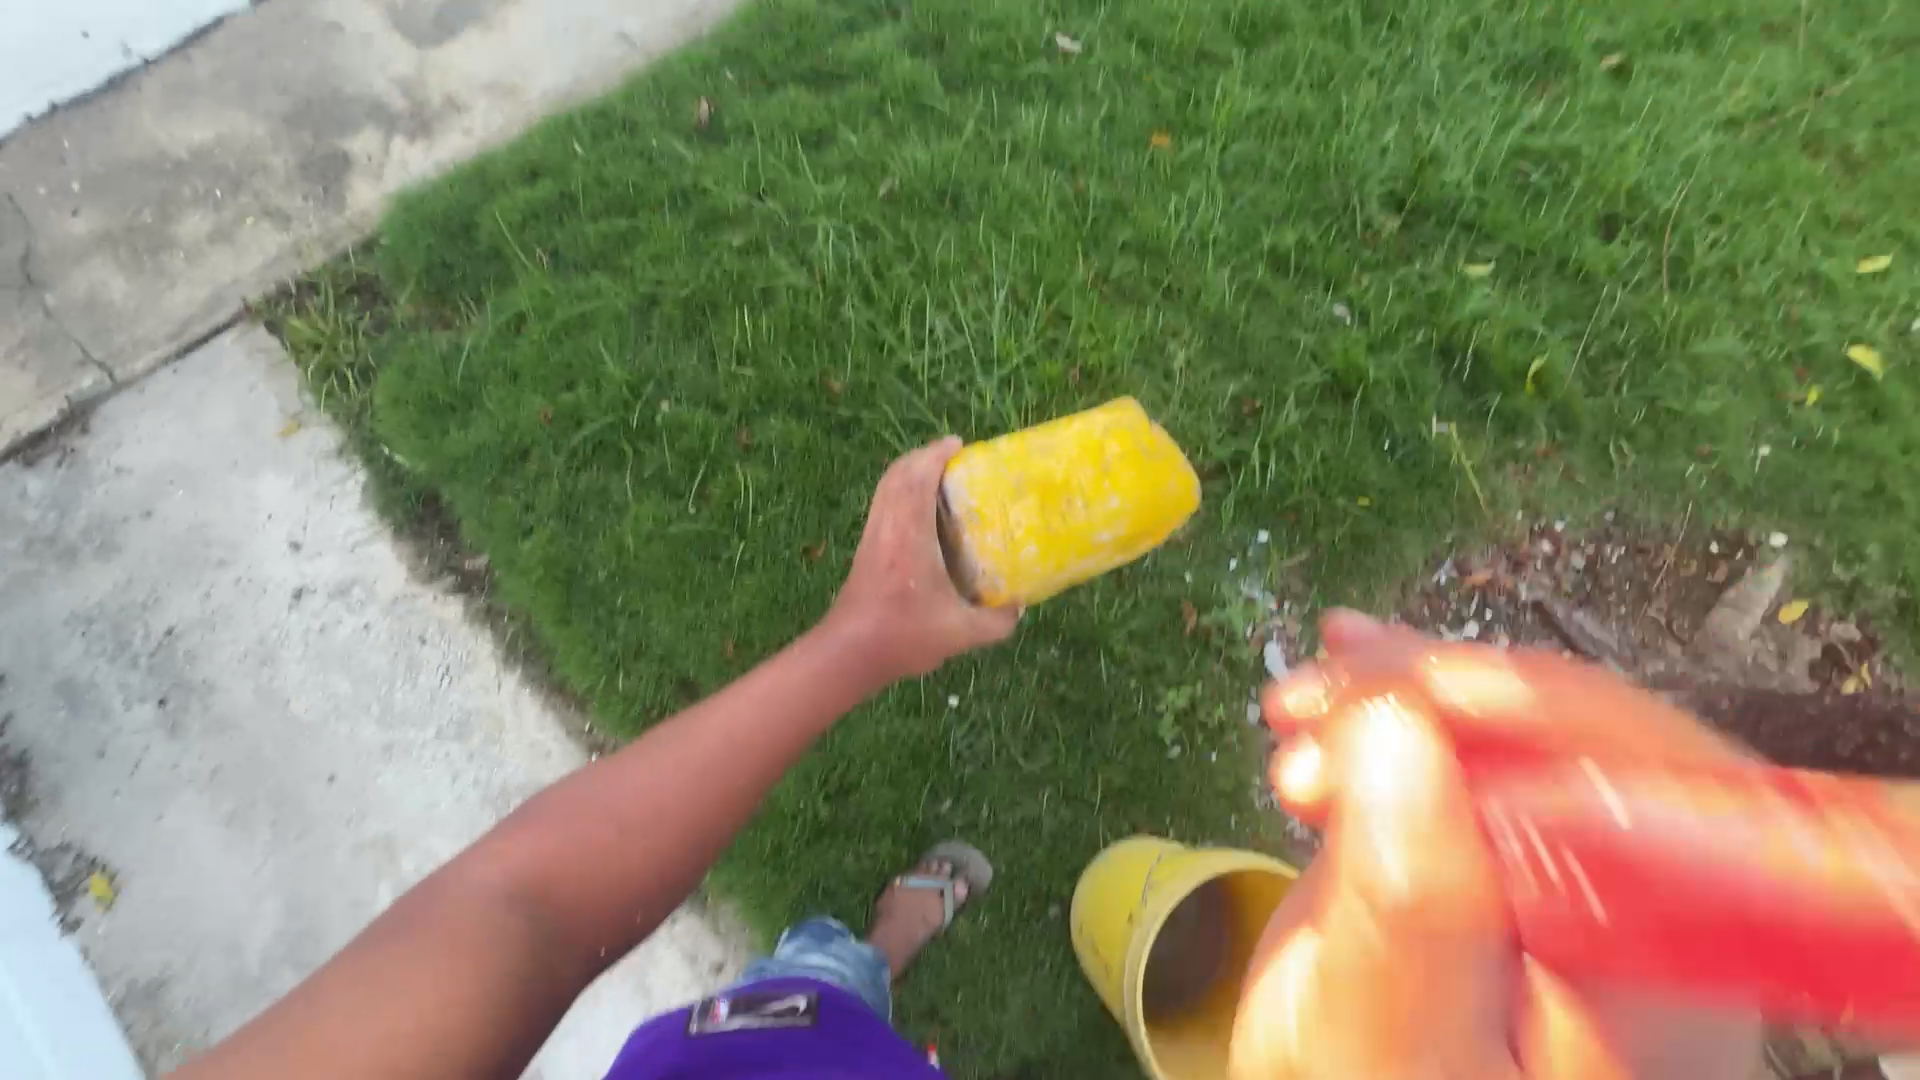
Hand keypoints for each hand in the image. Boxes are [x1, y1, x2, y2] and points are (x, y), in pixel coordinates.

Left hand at [824, 437, 1020, 682]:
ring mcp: (872, 537)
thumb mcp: (961, 633)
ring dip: (910, 475)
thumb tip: (1018, 607)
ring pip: (886, 489)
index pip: (917, 477)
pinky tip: (922, 516)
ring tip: (940, 479)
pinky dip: (900, 495)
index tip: (957, 444)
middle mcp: (887, 526)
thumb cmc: (903, 635)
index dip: (935, 454)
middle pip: (897, 474)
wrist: (850, 652)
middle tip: (953, 459)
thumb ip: (995, 622)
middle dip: (924, 458)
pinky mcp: (865, 550)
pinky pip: (883, 506)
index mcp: (909, 534)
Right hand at [1230, 611, 1760, 1079]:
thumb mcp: (1382, 1034)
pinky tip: (1342, 658)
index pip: (1644, 788)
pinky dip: (1387, 689)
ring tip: (1298, 705)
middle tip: (1308, 708)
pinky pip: (1454, 730)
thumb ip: (1409, 901)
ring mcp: (1552, 850)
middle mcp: (1633, 896)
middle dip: (1426, 693)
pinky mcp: (1480, 824)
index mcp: (1658, 963)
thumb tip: (1396, 728)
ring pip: (1502, 716)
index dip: (1523, 714)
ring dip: (1391, 687)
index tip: (1391, 699)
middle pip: (1567, 731)